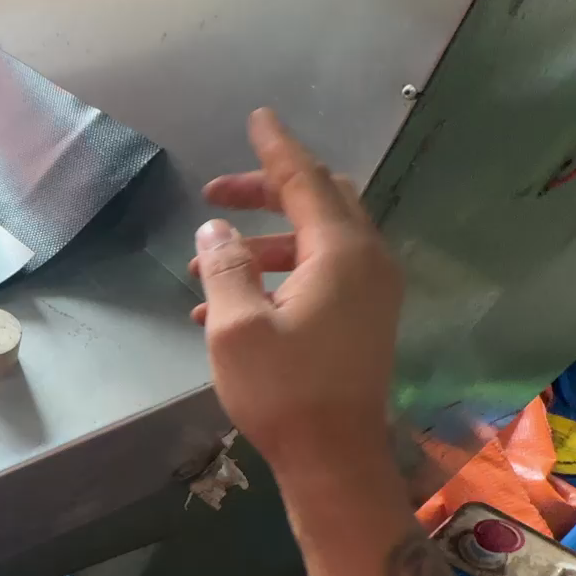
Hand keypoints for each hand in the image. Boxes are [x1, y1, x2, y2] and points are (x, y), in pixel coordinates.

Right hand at [187, 108, 403, 475]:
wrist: (331, 456)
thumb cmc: (281, 389)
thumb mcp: (235, 327)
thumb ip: (223, 269)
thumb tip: (215, 229)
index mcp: (341, 254)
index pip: (306, 182)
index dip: (276, 150)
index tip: (258, 118)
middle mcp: (366, 262)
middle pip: (319, 203)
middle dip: (268, 192)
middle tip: (217, 195)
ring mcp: (368, 292)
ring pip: (314, 242)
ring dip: (261, 244)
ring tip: (206, 262)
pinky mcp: (360, 319)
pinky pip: (316, 276)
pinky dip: (274, 276)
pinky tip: (225, 306)